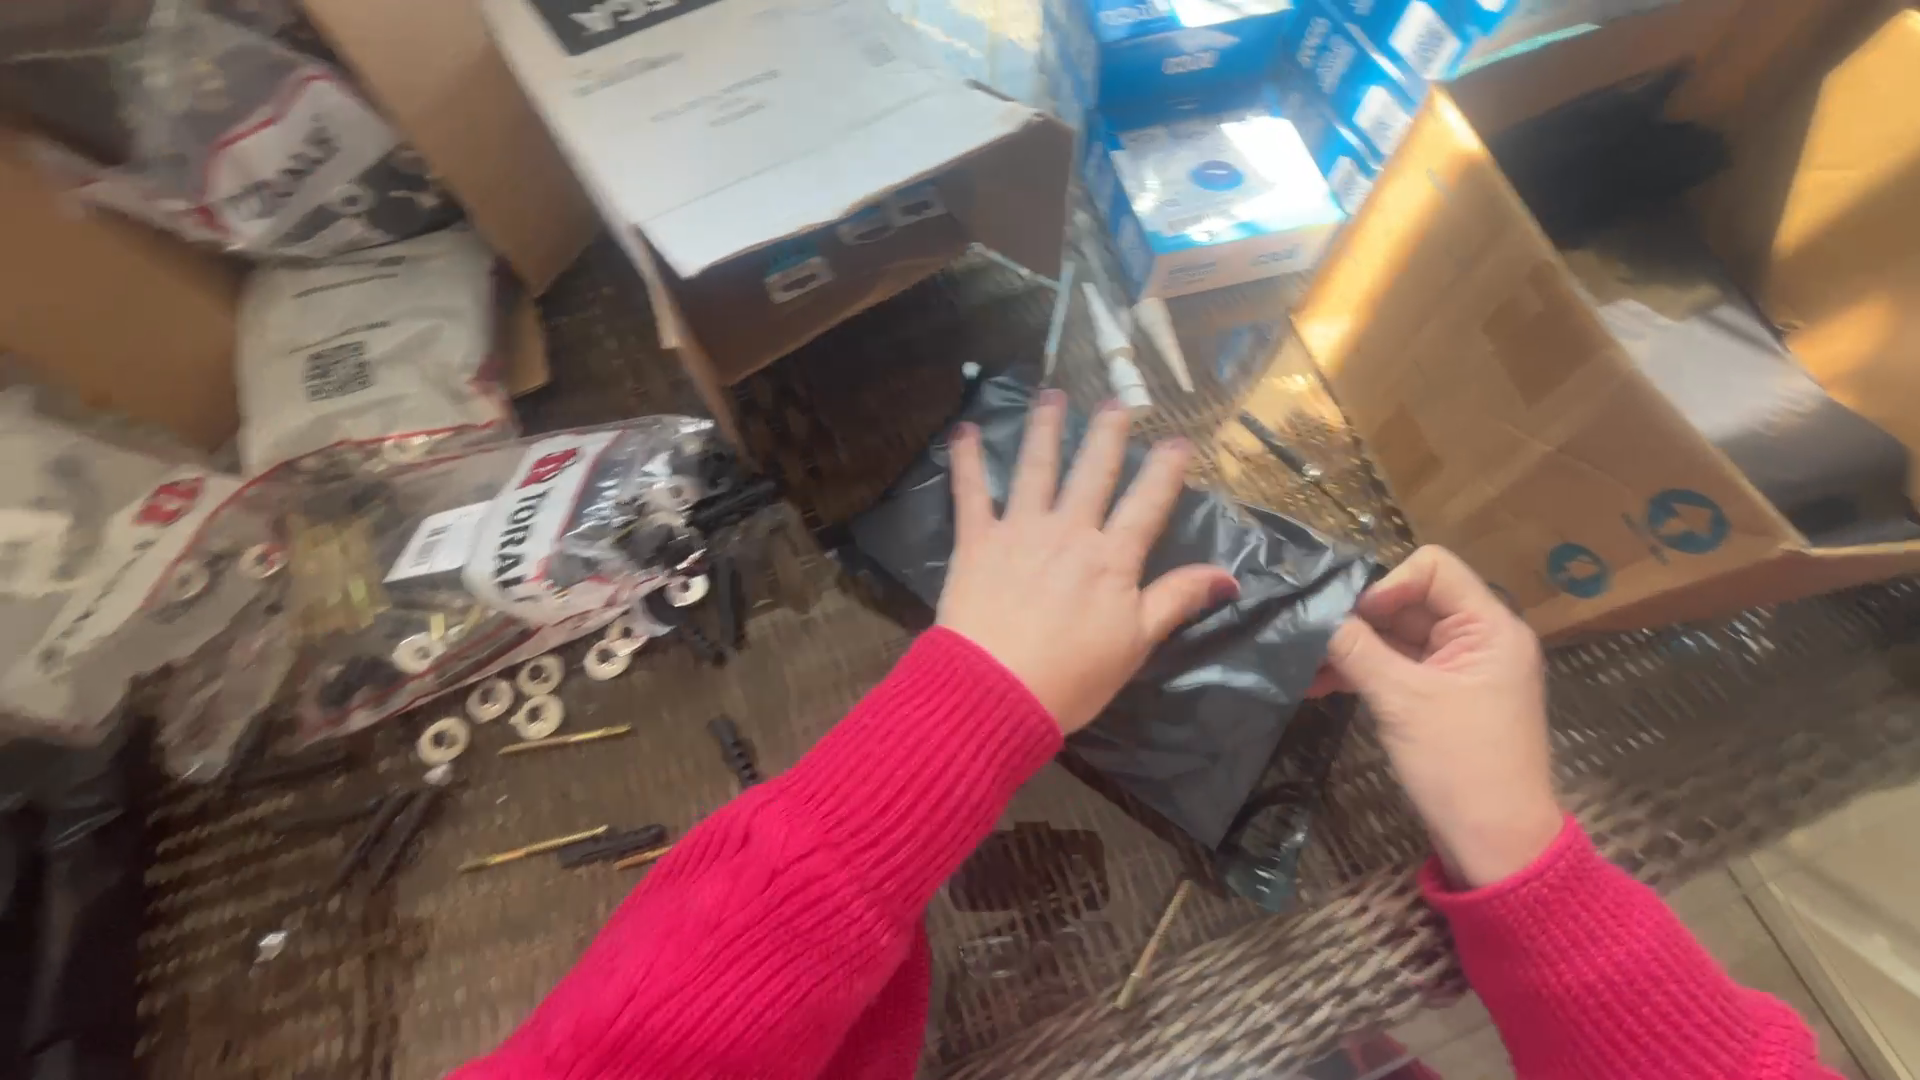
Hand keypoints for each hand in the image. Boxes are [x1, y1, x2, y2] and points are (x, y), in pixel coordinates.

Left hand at [937, 390, 1238, 733]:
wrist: (996, 692)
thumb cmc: (1072, 677)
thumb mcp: (1136, 643)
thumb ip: (1176, 600)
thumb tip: (1228, 575)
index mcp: (1111, 558)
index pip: (1147, 503)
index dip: (1165, 470)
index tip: (1179, 440)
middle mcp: (1069, 531)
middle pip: (1093, 473)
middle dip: (1107, 435)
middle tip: (1116, 402)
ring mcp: (1020, 530)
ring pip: (1036, 468)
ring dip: (1045, 430)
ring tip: (1051, 396)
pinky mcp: (976, 540)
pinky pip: (971, 492)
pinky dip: (966, 459)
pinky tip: (963, 430)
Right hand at [1312, 546, 1561, 887]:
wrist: (1494, 844)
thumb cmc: (1459, 764)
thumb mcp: (1400, 699)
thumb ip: (1355, 648)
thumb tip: (1311, 613)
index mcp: (1488, 628)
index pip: (1433, 568)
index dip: (1387, 584)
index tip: (1353, 619)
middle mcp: (1475, 638)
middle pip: (1408, 600)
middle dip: (1358, 618)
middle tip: (1311, 638)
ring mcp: (1455, 668)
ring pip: (1394, 635)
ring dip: (1350, 647)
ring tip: (1303, 665)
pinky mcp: (1437, 695)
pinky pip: (1393, 665)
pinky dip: (1359, 671)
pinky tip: (1315, 684)